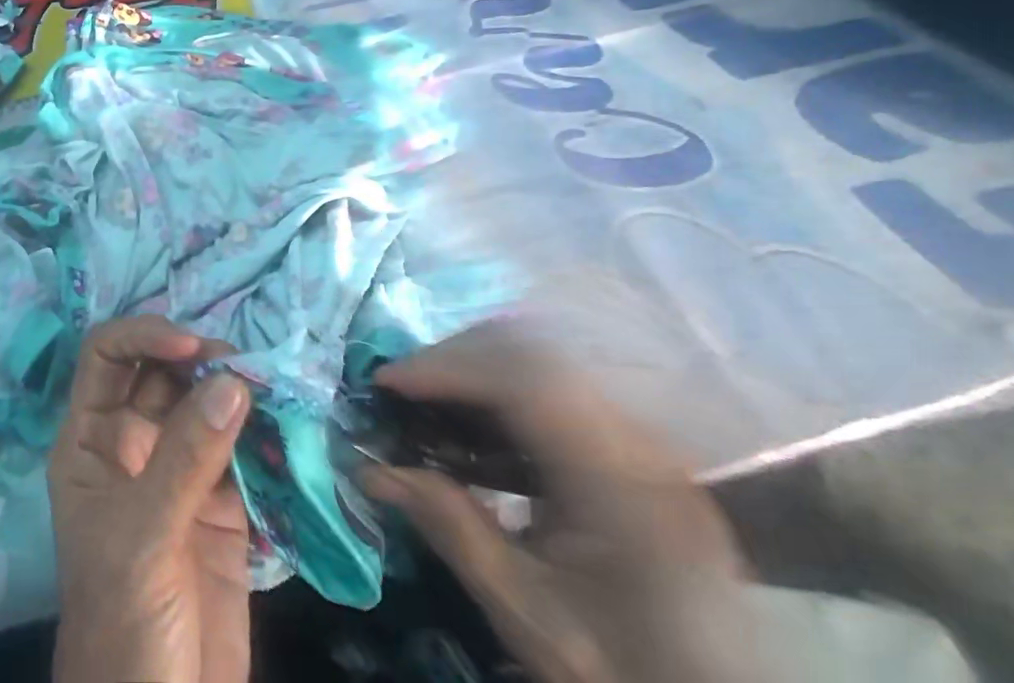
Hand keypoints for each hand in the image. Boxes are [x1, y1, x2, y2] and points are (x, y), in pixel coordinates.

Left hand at [48, 317, 253, 682]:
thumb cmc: (122, 620)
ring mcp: (179, 471)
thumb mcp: (143, 534)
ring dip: (240, 393)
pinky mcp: (223, 504)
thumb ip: (186, 457)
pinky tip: (291, 431)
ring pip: (207, 407)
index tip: (194, 345)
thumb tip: (233, 382)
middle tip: (249, 368)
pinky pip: (244, 453)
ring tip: (277, 391)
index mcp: (92, 440)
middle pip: (163, 373)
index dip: (144, 337)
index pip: (107, 356)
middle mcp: (133, 443)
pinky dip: (268, 438)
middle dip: (201, 359)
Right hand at [358, 323, 753, 682]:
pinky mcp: (633, 457)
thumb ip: (449, 528)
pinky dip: (500, 398)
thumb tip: (370, 469)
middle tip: (398, 388)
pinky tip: (468, 431)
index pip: (527, 385)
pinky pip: (556, 398)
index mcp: (624, 486)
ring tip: (422, 401)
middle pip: (536, 360)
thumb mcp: (525, 611)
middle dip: (454, 361)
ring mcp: (643, 448)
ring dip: (475, 374)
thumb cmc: (619, 664)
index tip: (386, 382)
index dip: (447, 369)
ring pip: (546, 370)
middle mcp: (641, 449)